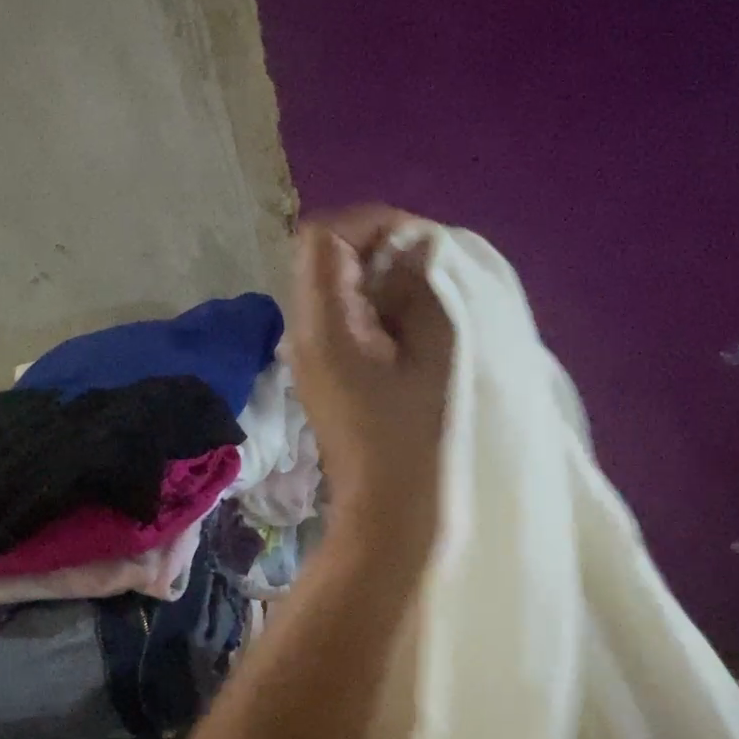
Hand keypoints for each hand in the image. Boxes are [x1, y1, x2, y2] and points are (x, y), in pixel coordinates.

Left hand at [288, 206, 453, 573]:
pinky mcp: (324, 374)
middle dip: (377, 249)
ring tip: (426, 299)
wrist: (390, 514)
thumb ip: (423, 289)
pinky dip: (374, 308)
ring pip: (334, 287)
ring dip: (378, 279)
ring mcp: (309, 356)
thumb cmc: (418, 439)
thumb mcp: (435, 354)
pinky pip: (341, 318)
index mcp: (324, 325)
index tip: (419, 244)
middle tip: (430, 269)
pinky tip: (410, 331)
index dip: (369, 224)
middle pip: (324, 258)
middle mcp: (303, 333)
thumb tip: (416, 249)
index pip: (322, 238)